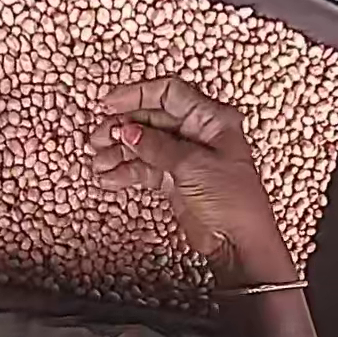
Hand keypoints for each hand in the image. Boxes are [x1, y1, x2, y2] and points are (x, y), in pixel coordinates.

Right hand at [87, 77, 295, 284]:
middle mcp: (197, 134)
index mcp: (211, 119)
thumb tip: (128, 131)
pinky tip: (110, 179)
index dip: (137, 95)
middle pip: (152, 119)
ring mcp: (186, 158)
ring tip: (99, 163)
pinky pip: (147, 169)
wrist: (239, 243)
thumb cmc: (233, 201)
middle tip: (98, 138)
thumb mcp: (193, 165)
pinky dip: (128, 173)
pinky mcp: (177, 181)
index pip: (169, 93)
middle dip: (122, 127)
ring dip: (120, 152)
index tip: (109, 104)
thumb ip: (158, 146)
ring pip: (145, 145)